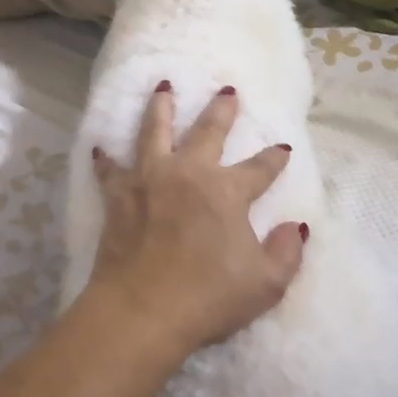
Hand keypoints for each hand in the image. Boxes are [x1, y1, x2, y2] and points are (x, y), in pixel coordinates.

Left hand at [84, 83, 304, 356]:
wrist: (142, 310)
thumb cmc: (209, 298)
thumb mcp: (265, 283)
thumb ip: (286, 252)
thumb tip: (297, 227)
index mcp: (227, 191)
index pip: (259, 169)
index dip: (274, 160)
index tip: (282, 149)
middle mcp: (189, 173)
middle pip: (207, 132)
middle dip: (221, 110)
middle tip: (226, 90)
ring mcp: (149, 180)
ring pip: (155, 132)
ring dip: (160, 107)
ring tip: (162, 86)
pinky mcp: (118, 197)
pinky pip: (110, 170)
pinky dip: (105, 158)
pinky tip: (100, 147)